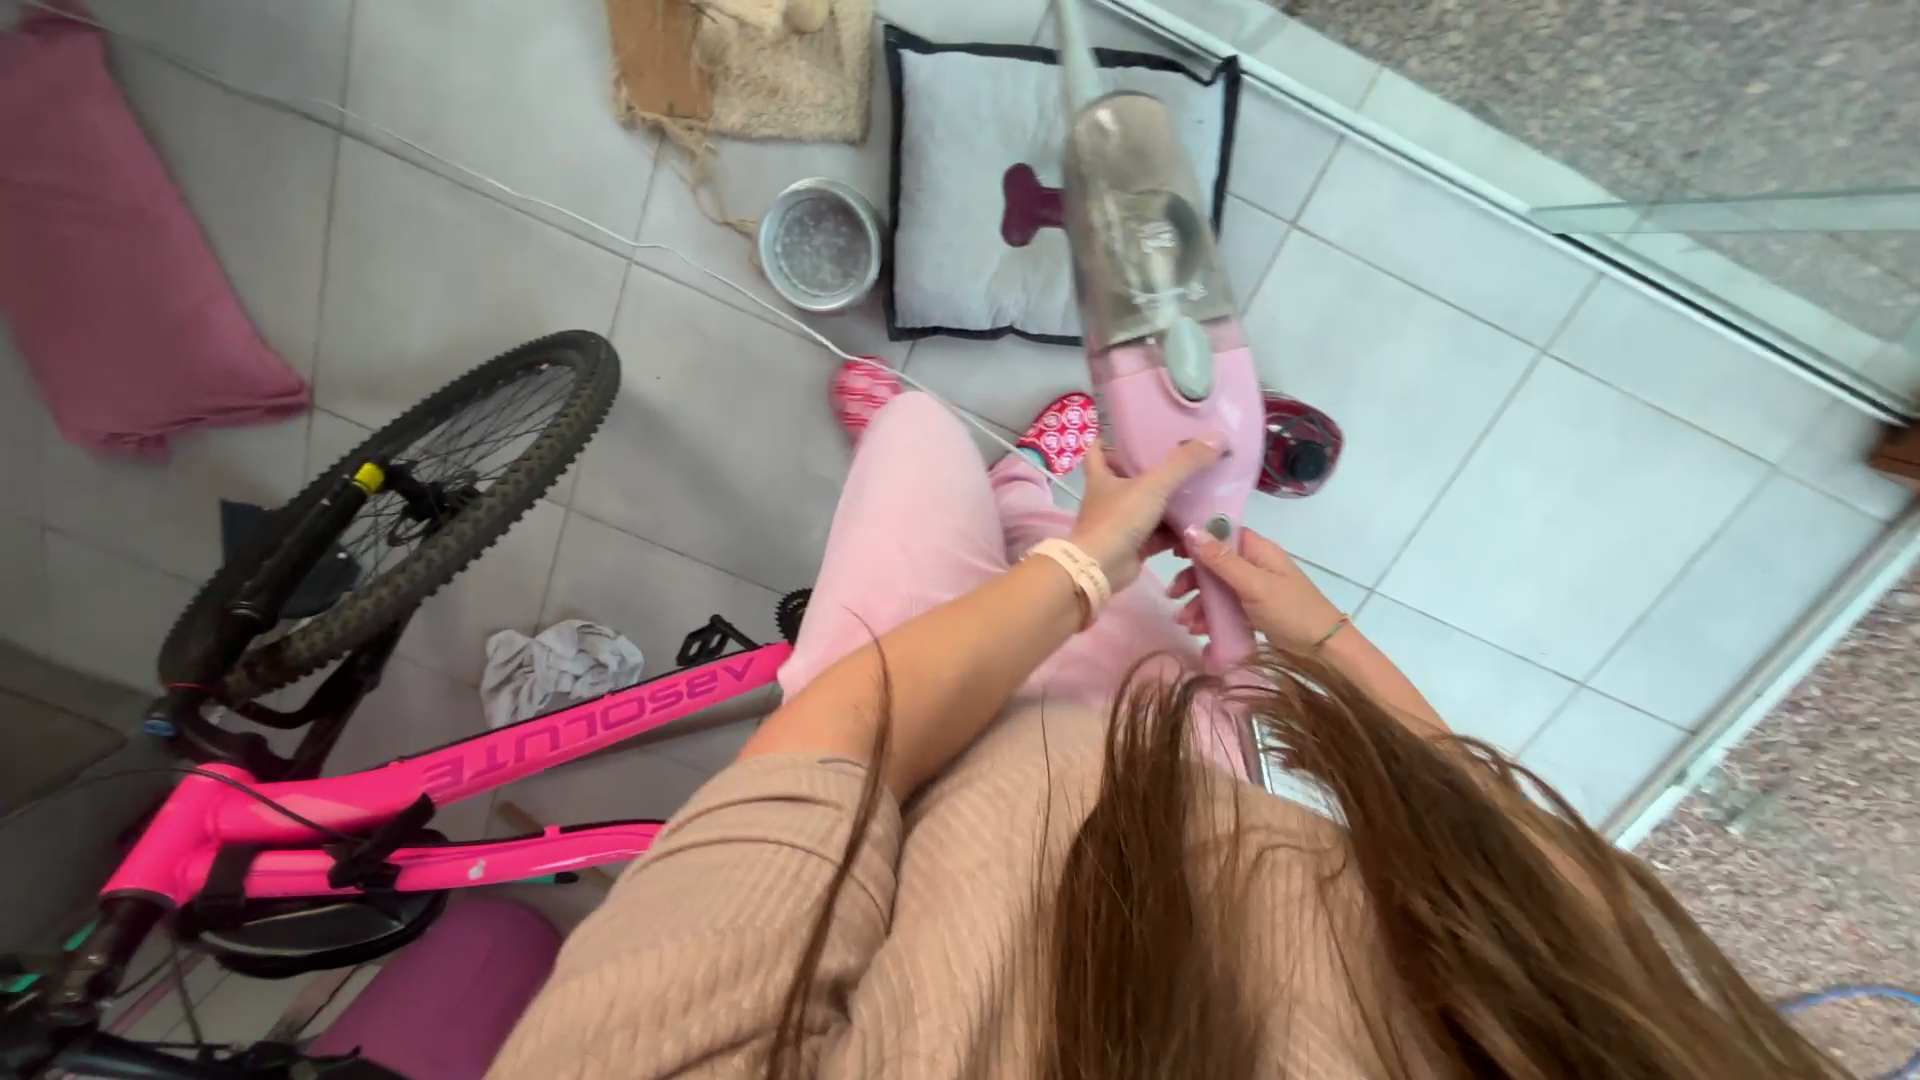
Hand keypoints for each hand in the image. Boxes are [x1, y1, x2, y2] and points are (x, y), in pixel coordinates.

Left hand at [1067, 437, 1223, 592]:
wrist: (1101, 569)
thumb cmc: (1118, 519)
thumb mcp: (1153, 485)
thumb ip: (1184, 463)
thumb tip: (1217, 438)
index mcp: (1103, 476)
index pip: (1101, 448)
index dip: (1115, 437)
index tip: (1140, 429)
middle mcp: (1110, 496)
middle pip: (1134, 476)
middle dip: (1158, 468)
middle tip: (1189, 455)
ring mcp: (1123, 521)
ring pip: (1152, 505)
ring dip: (1174, 500)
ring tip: (1205, 486)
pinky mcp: (1136, 544)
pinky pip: (1162, 532)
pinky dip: (1178, 529)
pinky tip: (1202, 522)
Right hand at [1170, 526, 1344, 650]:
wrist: (1323, 649)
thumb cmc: (1291, 610)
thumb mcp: (1253, 585)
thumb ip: (1221, 559)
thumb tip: (1190, 529)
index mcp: (1256, 550)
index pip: (1220, 533)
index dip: (1195, 539)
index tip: (1170, 550)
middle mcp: (1253, 564)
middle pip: (1212, 563)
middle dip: (1191, 579)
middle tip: (1173, 595)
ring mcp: (1252, 587)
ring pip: (1215, 588)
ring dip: (1197, 603)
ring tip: (1184, 623)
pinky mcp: (1251, 609)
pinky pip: (1223, 607)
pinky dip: (1209, 616)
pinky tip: (1198, 630)